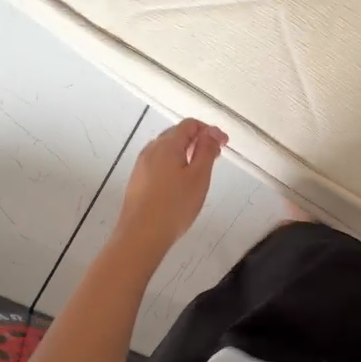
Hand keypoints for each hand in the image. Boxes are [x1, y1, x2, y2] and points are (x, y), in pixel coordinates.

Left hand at [112, 118, 227, 258]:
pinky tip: (178, 185)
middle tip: (214, 157)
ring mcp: (141, 165)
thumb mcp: (199, 177)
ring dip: (184, 153)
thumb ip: (207, 150)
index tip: (223, 145)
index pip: (190, 124)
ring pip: (166, 150)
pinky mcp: (136, 181)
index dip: (209, 131)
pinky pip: (158, 164)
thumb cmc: (175, 206)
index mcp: (167, 144)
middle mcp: (151, 149)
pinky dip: (172, 165)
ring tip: (198, 172)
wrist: (140, 237)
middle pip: (177, 134)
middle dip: (197, 140)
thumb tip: (212, 131)